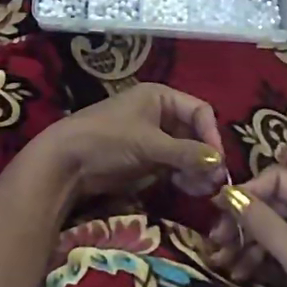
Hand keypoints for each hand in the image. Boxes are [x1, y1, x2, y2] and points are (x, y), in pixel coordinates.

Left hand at [22, 83, 226, 200]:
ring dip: (197, 170)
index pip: (199, 111)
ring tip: (202, 189)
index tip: (217, 161)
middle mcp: (159, 114)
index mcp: (160, 97)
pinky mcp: (146, 160)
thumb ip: (186, 152)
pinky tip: (188, 190)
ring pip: (186, 153)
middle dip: (205, 156)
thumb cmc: (107, 140)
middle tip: (214, 182)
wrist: (66, 162)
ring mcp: (152, 138)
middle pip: (195, 134)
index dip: (211, 134)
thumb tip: (220, 163)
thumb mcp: (149, 143)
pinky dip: (183, 177)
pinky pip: (173, 166)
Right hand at [210, 166, 286, 286]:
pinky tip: (238, 272)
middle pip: (270, 201)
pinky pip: (273, 246)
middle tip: (215, 239)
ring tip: (220, 260)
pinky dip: (254, 256)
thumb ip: (264, 223)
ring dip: (243, 241)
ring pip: (267, 225)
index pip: (279, 179)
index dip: (248, 189)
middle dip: (241, 219)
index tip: (219, 208)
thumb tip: (228, 193)